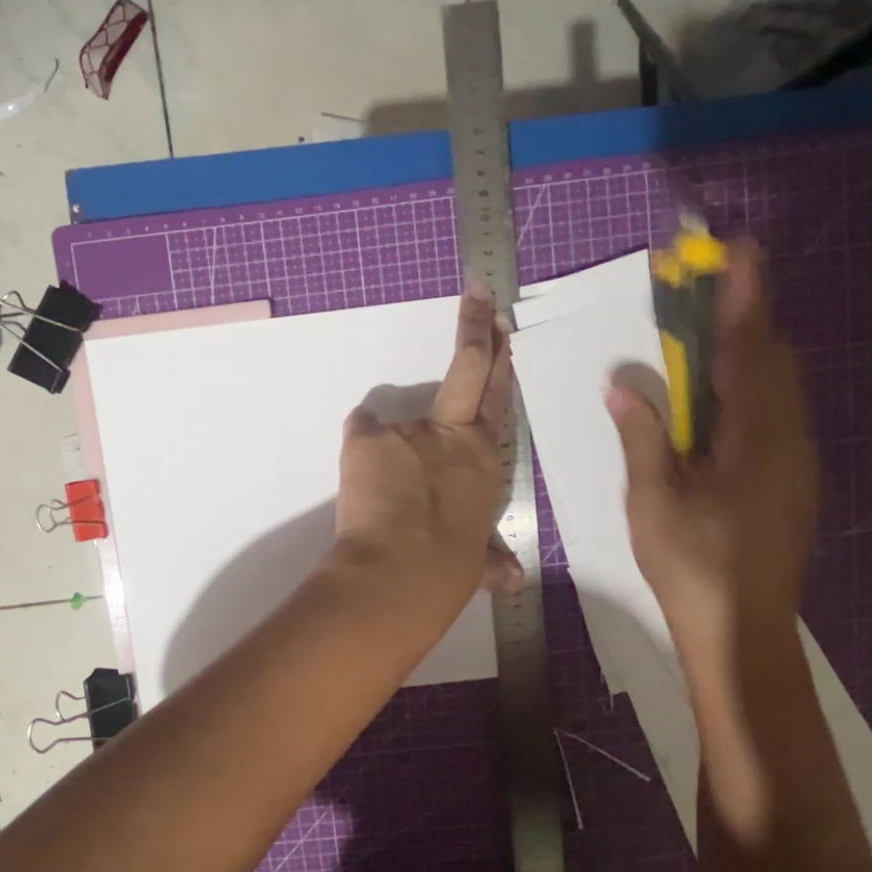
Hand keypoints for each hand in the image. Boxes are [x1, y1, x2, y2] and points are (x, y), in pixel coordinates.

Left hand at [333, 286, 523, 603]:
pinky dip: (361, 450)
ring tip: (385, 494)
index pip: (496, 400)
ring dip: (392, 454)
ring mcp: (409, 431)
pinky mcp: (368, 437)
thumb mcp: (476, 563)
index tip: (502, 329)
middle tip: (478, 293)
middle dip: (475, 328)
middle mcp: (452, 435)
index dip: (500, 362)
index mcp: (483, 460)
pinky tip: (360, 478)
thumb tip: (510, 579)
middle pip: (469, 368)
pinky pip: (362, 434)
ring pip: (398, 428)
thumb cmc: (449, 569)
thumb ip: (489, 561)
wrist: (400, 570)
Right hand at [606, 239, 818, 665]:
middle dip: (744, 316)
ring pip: (779, 387)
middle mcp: (789, 440)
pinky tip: (715, 402)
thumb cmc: (692, 566)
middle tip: (705, 288)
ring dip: (746, 350)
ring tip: (704, 334)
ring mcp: (797, 461)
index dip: (744, 297)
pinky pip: (776, 413)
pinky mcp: (792, 480)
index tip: (739, 249)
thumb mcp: (652, 501)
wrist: (743, 631)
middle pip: (774, 359)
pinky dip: (749, 386)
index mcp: (758, 439)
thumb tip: (623, 384)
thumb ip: (643, 437)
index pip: (751, 351)